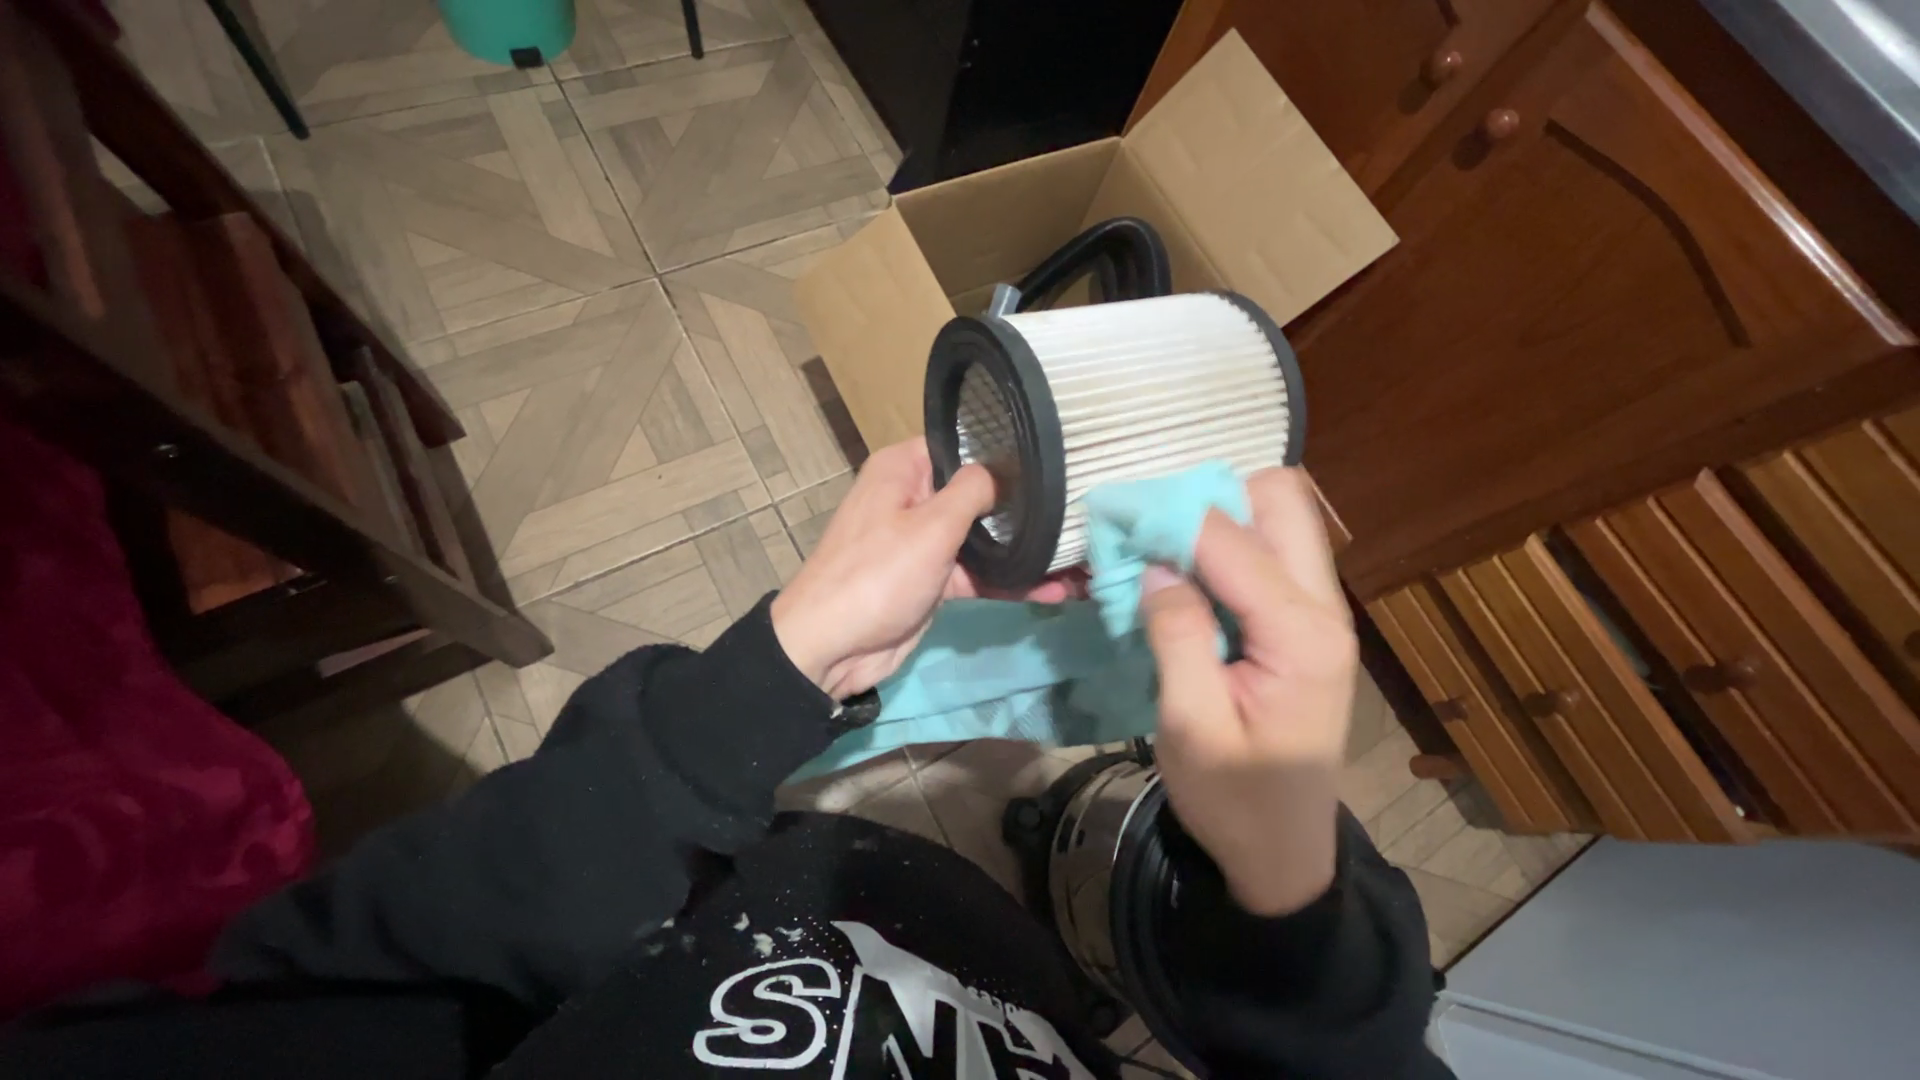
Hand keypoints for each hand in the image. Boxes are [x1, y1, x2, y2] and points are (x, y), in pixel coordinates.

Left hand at [770, 439, 1075, 698]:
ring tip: (1081, 553)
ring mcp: (925, 542)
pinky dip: (1010, 582)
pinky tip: (1056, 590)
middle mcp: (914, 498)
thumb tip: (1006, 470)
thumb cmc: (878, 574)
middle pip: (979, 493)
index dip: (1005, 450)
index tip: (1054, 456)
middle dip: (1025, 505)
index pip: (962, 444)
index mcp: (904, 469)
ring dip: (1025, 550)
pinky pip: (978, 573)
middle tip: (1081, 505)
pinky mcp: (933, 581)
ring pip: (984, 538)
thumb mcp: (930, 526)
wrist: (831, 648)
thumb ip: (974, 491)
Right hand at [1140, 469, 1356, 915]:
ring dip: (1219, 518)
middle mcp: (1324, 609)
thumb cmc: (1233, 798)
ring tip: (1161, 546)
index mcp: (1299, 635)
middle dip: (1210, 497)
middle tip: (1150, 526)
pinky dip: (1226, 547)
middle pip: (1281, 501)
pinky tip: (1184, 573)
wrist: (1284, 851)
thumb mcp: (1190, 725)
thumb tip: (1157, 567)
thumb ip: (1176, 636)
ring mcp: (1321, 614)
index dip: (1169, 516)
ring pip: (1279, 520)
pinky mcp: (1304, 625)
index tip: (1113, 511)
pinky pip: (1271, 554)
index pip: (1231, 541)